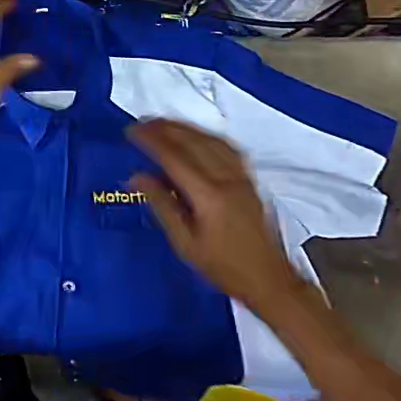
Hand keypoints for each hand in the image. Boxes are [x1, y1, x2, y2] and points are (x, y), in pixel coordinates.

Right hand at [129, 119, 303, 311]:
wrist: (267, 278)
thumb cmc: (223, 267)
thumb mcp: (185, 243)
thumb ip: (162, 206)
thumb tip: (137, 177)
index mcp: (208, 196)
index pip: (174, 157)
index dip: (151, 141)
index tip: (132, 131)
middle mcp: (227, 179)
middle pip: (193, 142)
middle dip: (166, 128)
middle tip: (143, 122)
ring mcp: (241, 176)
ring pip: (211, 140)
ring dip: (186, 127)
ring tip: (164, 124)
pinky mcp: (249, 178)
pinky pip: (227, 146)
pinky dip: (207, 135)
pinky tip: (197, 135)